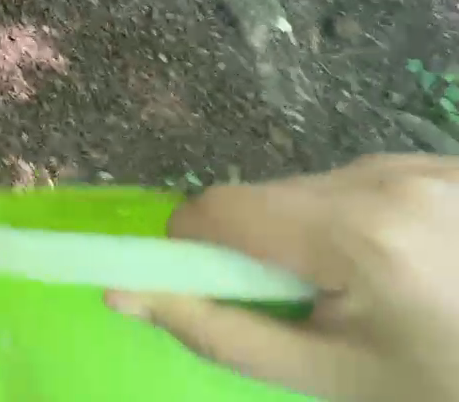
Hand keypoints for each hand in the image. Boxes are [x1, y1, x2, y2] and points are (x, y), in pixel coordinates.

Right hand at [111, 153, 458, 401]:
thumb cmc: (453, 384)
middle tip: (328, 308)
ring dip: (318, 232)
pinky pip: (365, 182)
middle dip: (269, 246)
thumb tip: (118, 292)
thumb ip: (219, 332)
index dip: (197, 248)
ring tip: (389, 289)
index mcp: (356, 233)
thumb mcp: (340, 379)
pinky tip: (425, 265)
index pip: (213, 211)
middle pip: (265, 197)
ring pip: (312, 188)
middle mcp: (386, 179)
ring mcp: (428, 165)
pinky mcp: (451, 163)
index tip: (225, 289)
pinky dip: (366, 219)